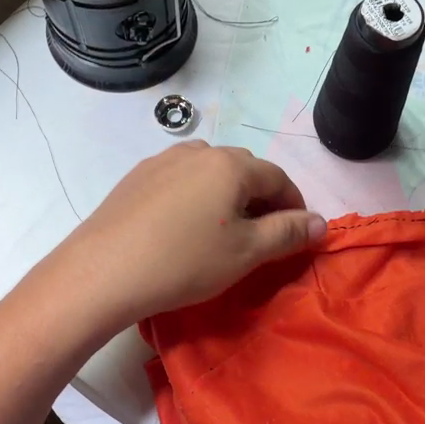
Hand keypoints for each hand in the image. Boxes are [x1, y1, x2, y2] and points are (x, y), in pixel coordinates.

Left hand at [27, 142, 326, 333]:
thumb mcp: (246, 253)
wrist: (103, 271)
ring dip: (225, 193)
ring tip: (222, 228)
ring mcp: (162, 161)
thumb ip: (288, 233)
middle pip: (244, 169)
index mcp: (230, 165)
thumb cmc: (184, 262)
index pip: (278, 177)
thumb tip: (321, 221)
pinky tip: (182, 226)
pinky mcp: (135, 177)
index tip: (298, 234)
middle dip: (261, 197)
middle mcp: (198, 152)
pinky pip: (179, 179)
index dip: (294, 205)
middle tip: (262, 235)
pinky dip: (194, 196)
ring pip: (209, 170)